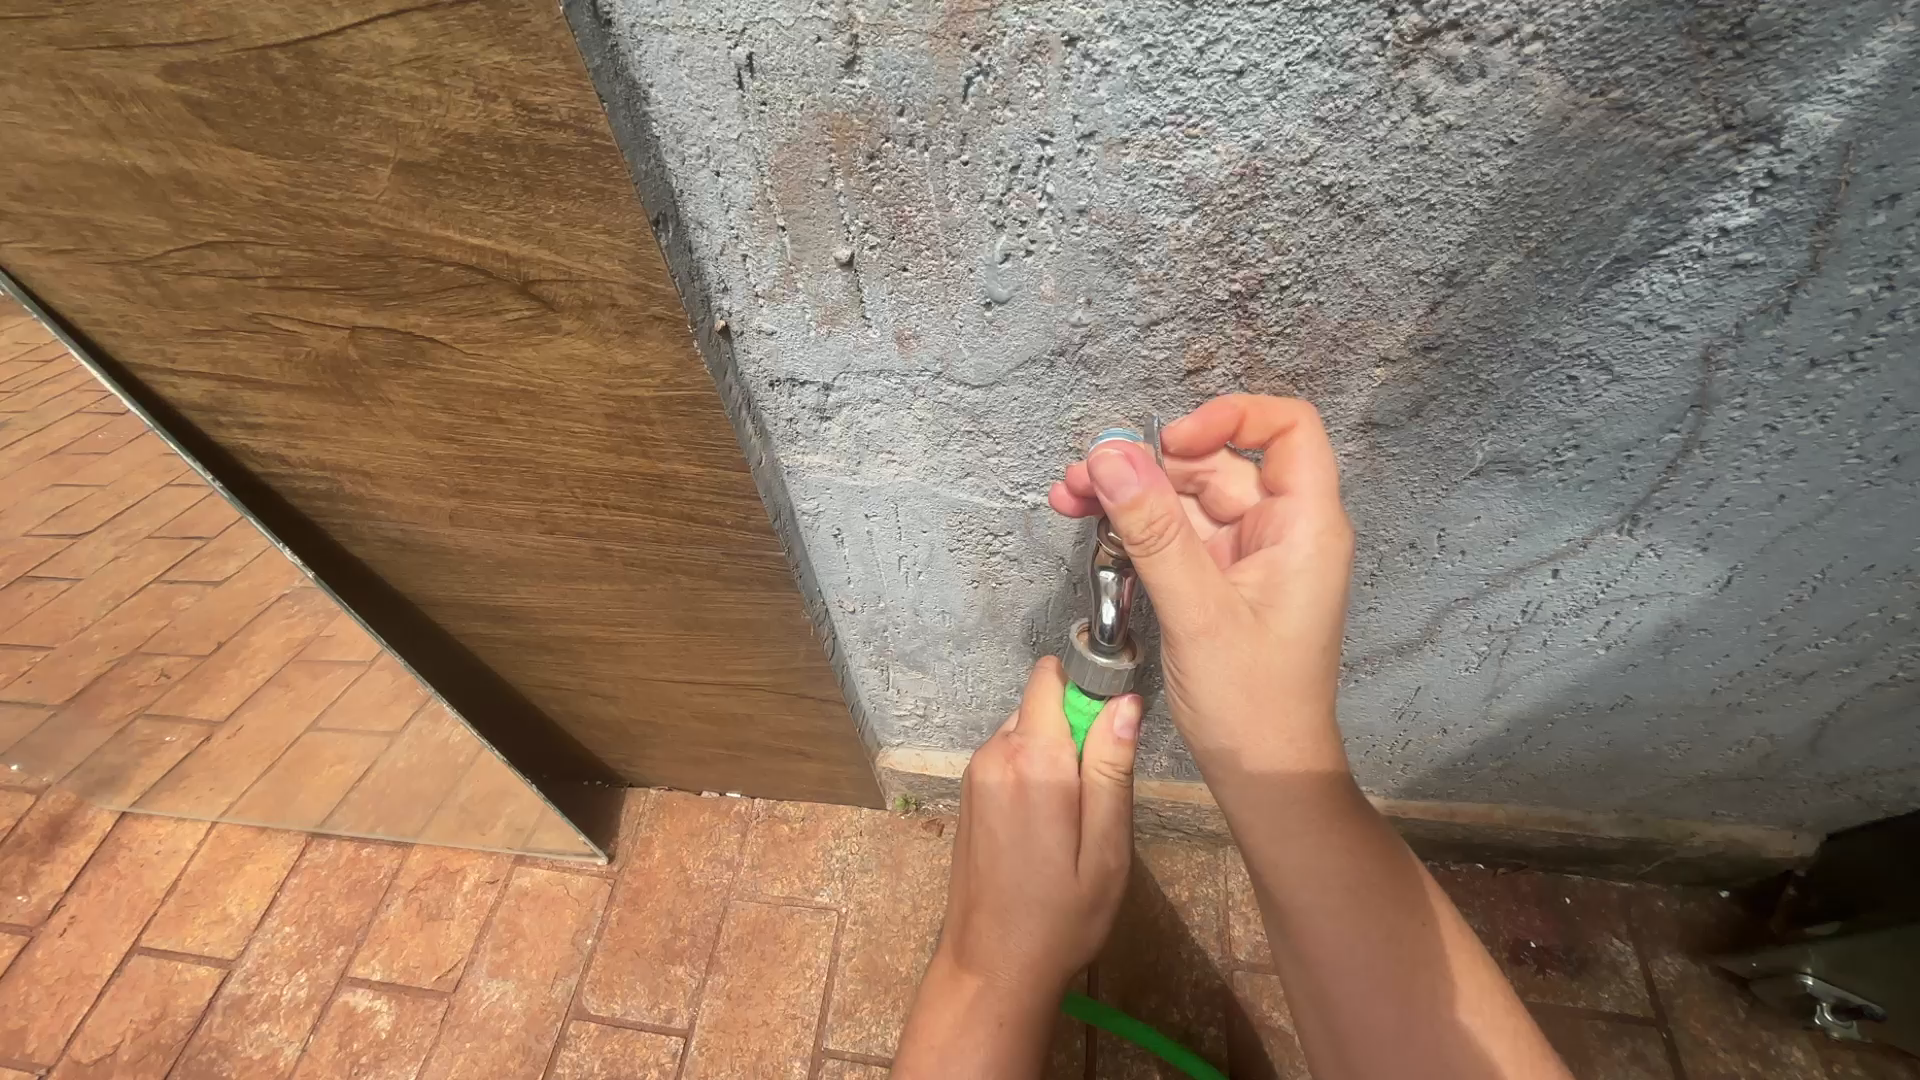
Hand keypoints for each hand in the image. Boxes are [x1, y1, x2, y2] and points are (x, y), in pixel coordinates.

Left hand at [895, 658, 1140, 1078]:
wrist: (990, 967)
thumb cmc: (1061, 916)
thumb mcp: (1106, 848)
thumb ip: (1112, 767)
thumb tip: (1125, 701)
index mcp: (1032, 757)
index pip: (1050, 677)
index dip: (1085, 689)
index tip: (1110, 731)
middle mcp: (995, 751)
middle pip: (1041, 704)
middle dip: (1074, 731)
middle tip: (1094, 796)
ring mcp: (975, 770)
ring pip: (1025, 730)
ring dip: (1053, 754)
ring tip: (1069, 819)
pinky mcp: (968, 791)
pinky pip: (1008, 755)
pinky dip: (1031, 771)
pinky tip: (1042, 825)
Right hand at [1048, 395, 1353, 773]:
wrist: (1261, 773)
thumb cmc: (1250, 699)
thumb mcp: (1196, 609)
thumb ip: (1152, 529)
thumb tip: (1108, 454)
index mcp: (1303, 525)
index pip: (1286, 430)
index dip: (1229, 418)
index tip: (1168, 442)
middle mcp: (1276, 530)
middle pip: (1215, 465)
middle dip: (1146, 465)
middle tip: (1081, 477)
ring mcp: (1242, 556)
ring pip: (1183, 500)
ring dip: (1127, 495)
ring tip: (1069, 498)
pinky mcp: (1213, 580)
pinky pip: (1171, 536)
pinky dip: (1131, 529)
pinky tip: (1088, 527)